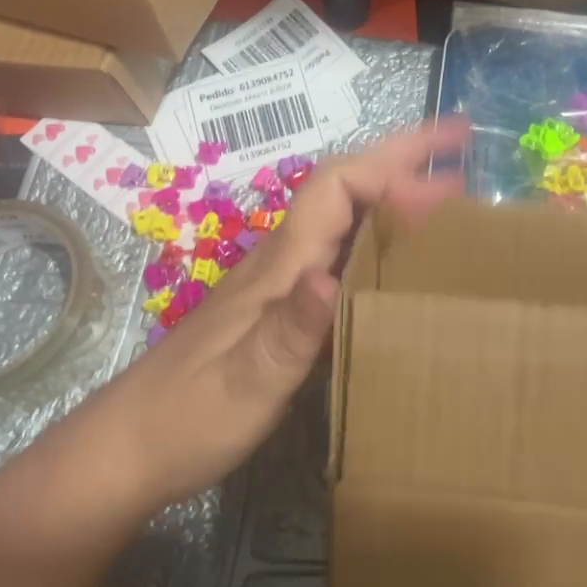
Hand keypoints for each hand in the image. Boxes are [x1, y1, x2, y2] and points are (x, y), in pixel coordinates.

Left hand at [80, 119, 470, 506]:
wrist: (127, 449)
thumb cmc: (188, 416)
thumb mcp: (245, 383)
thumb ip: (290, 330)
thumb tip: (331, 274)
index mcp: (281, 263)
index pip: (338, 187)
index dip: (392, 172)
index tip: (446, 182)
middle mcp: (286, 256)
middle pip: (347, 184)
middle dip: (404, 153)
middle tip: (460, 137)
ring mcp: (284, 277)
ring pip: (347, 211)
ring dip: (396, 184)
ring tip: (449, 181)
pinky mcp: (284, 303)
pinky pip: (344, 246)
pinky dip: (383, 229)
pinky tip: (404, 250)